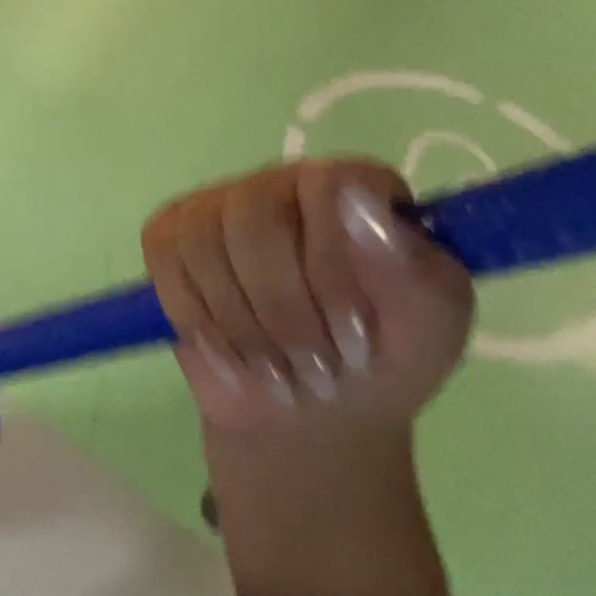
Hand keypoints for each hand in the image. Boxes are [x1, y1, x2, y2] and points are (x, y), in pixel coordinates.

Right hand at [141, 159, 474, 436]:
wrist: (313, 412)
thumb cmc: (384, 362)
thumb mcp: (430, 327)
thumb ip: (408, 263)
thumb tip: (355, 198)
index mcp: (351, 187)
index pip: (325, 185)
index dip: (331, 262)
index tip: (357, 335)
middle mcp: (276, 183)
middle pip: (252, 217)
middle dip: (281, 306)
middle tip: (315, 368)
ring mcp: (213, 207)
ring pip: (201, 243)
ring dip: (240, 322)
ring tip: (277, 370)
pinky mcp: (167, 238)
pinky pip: (164, 262)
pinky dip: (196, 317)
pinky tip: (231, 353)